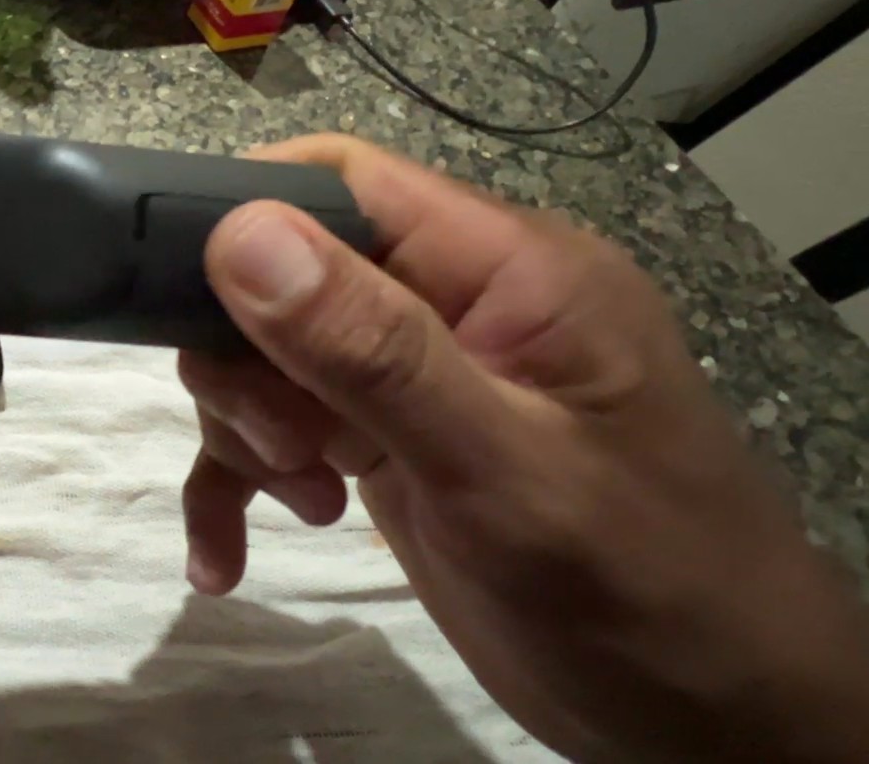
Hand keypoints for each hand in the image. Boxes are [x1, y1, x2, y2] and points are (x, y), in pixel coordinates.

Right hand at [178, 135, 868, 762]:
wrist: (710, 730)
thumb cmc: (640, 594)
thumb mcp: (501, 469)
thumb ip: (372, 349)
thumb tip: (240, 237)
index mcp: (496, 267)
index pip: (338, 180)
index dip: (242, 210)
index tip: (179, 287)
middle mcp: (439, 301)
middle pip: (276, 274)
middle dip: (245, 359)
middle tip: (279, 443)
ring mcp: (399, 371)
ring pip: (257, 355)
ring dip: (246, 428)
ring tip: (302, 499)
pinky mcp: (368, 435)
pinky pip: (266, 435)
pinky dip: (233, 484)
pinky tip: (221, 556)